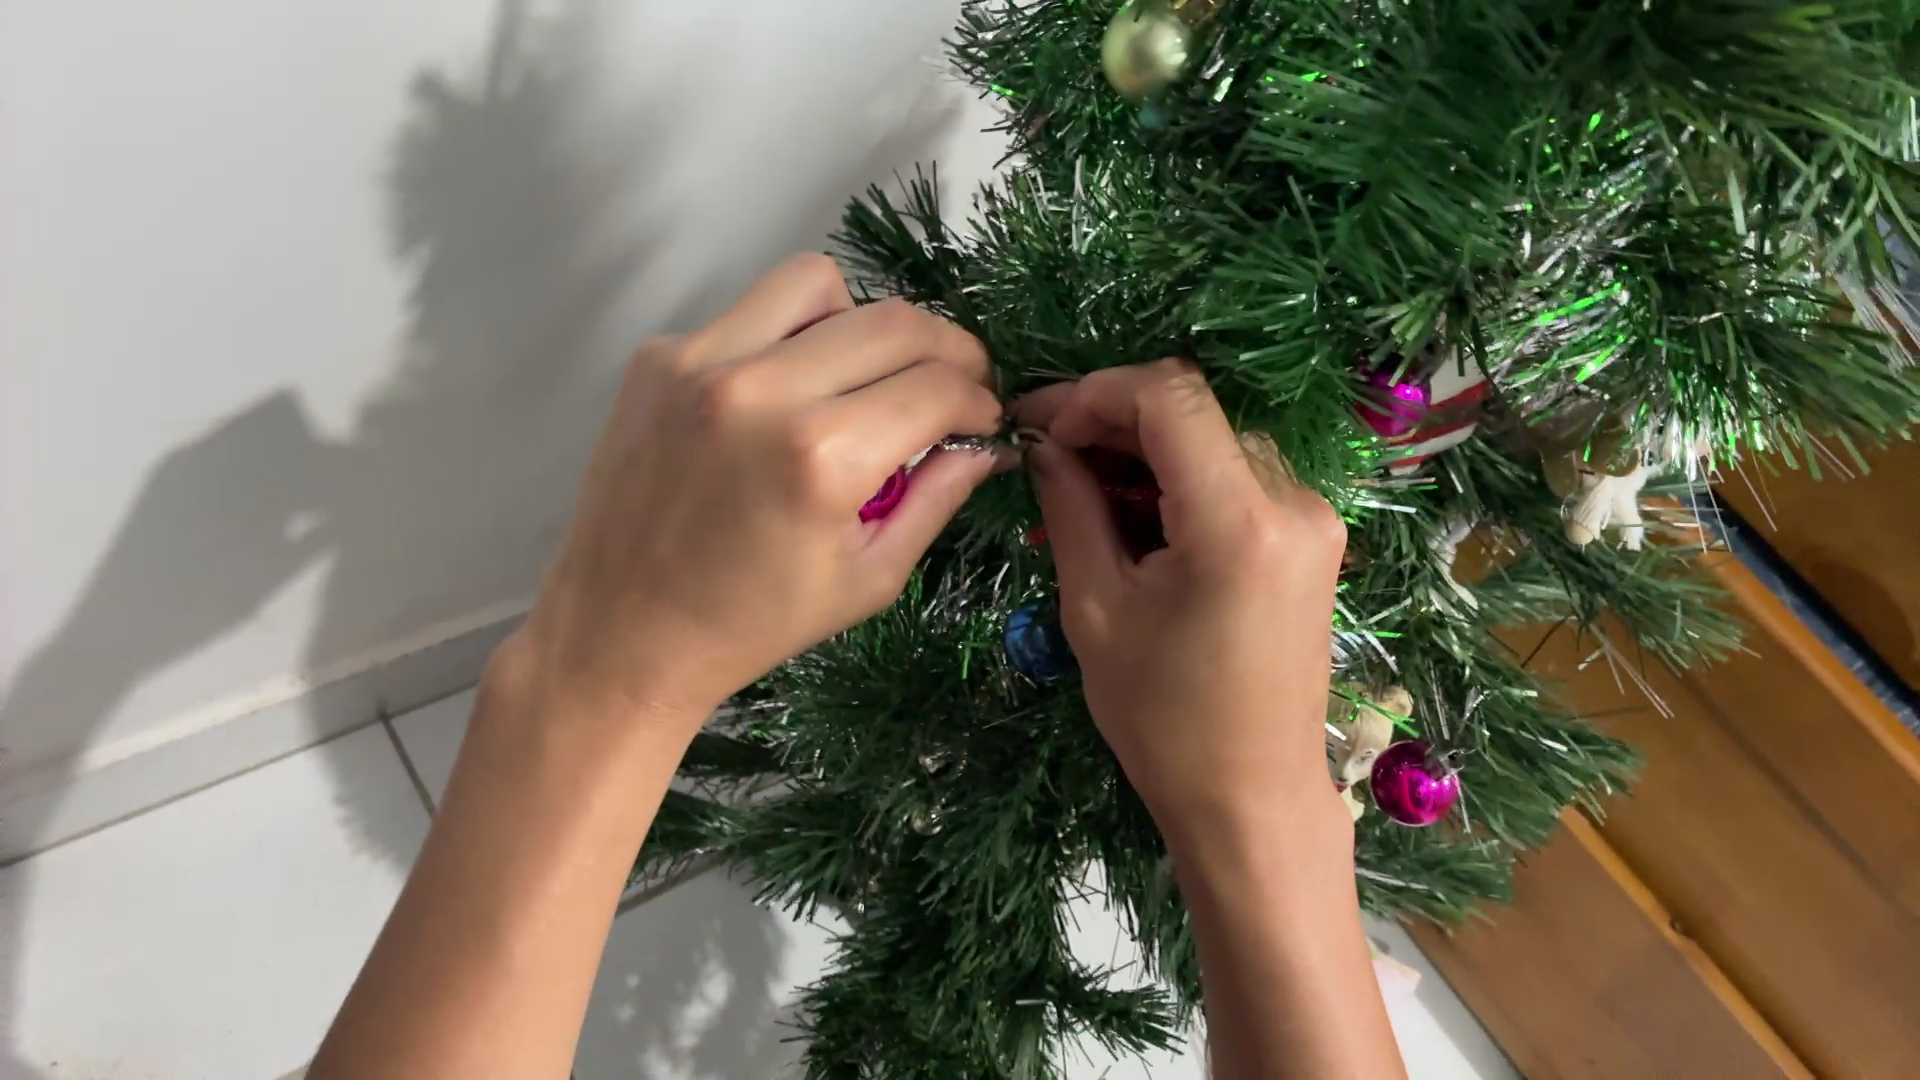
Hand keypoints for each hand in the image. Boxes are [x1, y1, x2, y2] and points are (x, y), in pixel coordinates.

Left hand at [508, 254, 1000, 732]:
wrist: (626, 630)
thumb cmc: (757, 623)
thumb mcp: (870, 579)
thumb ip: (937, 499)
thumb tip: (984, 444)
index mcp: (823, 459)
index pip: (937, 388)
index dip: (979, 401)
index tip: (982, 420)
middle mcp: (762, 391)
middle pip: (896, 322)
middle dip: (951, 350)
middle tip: (956, 385)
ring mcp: (701, 362)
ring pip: (819, 285)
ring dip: (865, 325)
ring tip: (865, 377)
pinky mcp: (659, 356)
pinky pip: (753, 312)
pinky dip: (791, 338)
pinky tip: (788, 394)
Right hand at [1017, 360, 1348, 842]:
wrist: (1251, 799)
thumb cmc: (1163, 720)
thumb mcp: (1096, 610)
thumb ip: (1070, 509)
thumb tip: (1043, 445)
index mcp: (1239, 522)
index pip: (1170, 396)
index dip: (1096, 392)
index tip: (1043, 426)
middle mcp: (1293, 501)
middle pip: (1192, 412)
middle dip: (1111, 421)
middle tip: (1048, 457)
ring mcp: (1312, 518)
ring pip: (1212, 439)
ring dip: (1142, 451)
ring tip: (1082, 492)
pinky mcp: (1310, 538)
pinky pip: (1235, 476)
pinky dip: (1178, 480)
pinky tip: (1133, 515)